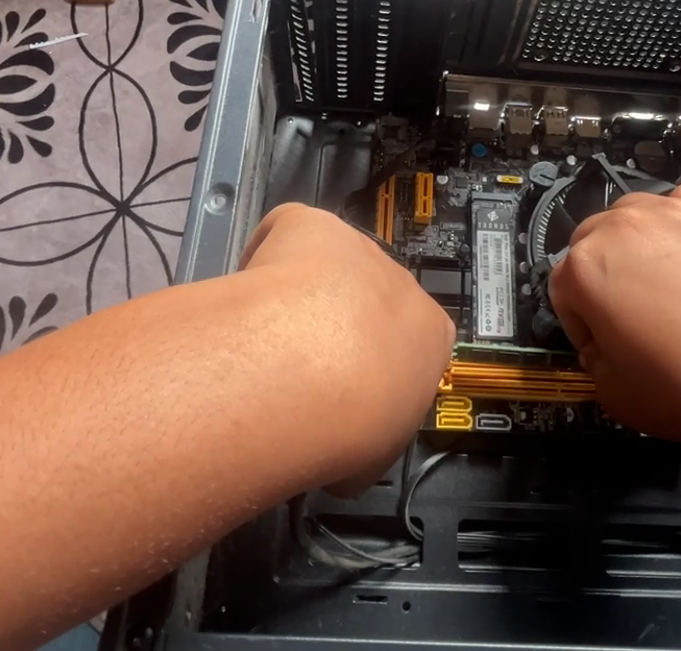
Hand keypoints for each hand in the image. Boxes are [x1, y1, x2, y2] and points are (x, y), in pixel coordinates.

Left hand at [239, 203, 454, 483]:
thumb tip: (342, 457)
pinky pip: (286, 229)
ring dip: (303, 291)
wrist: (317, 372)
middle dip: (339, 324)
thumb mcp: (378, 453)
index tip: (351, 382)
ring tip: (267, 332)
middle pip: (370, 295)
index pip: (416, 338)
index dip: (379, 359)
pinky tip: (249, 293)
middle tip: (301, 363)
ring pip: (327, 262)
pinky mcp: (313, 222)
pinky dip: (266, 252)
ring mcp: (357, 247)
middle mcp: (400, 284)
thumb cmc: (359, 422)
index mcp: (431, 336)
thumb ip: (369, 438)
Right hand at [548, 184, 680, 453]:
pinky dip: (678, 230)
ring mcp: (669, 210)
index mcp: (583, 269)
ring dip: (636, 248)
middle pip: (590, 244)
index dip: (580, 322)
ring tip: (669, 288)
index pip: (560, 288)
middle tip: (634, 316)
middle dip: (603, 277)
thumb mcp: (614, 395)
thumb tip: (603, 341)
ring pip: (631, 220)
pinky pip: (677, 210)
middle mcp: (619, 227)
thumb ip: (591, 358)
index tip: (604, 343)